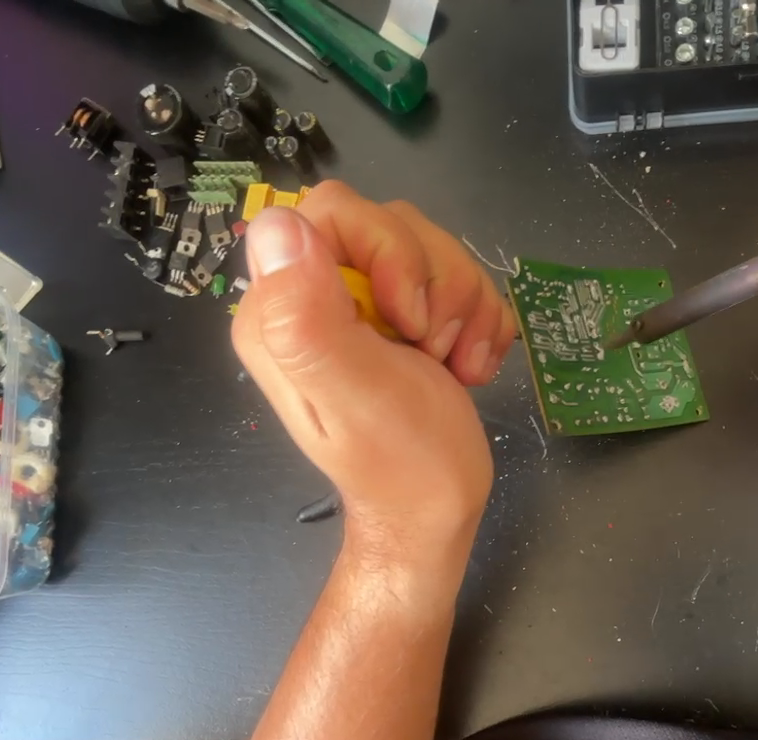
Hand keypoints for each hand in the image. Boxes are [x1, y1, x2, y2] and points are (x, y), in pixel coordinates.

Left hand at [232, 182, 515, 562]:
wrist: (438, 509)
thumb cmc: (403, 464)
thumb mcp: (355, 395)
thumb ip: (309, 316)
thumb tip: (279, 226)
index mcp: (282, 311)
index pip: (335, 213)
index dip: (390, 252)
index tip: (411, 320)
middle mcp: (317, 298)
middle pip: (394, 225)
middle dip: (438, 288)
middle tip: (434, 351)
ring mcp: (366, 307)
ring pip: (435, 251)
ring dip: (466, 310)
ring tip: (455, 367)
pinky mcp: (406, 318)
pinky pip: (459, 281)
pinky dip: (479, 322)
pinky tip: (468, 367)